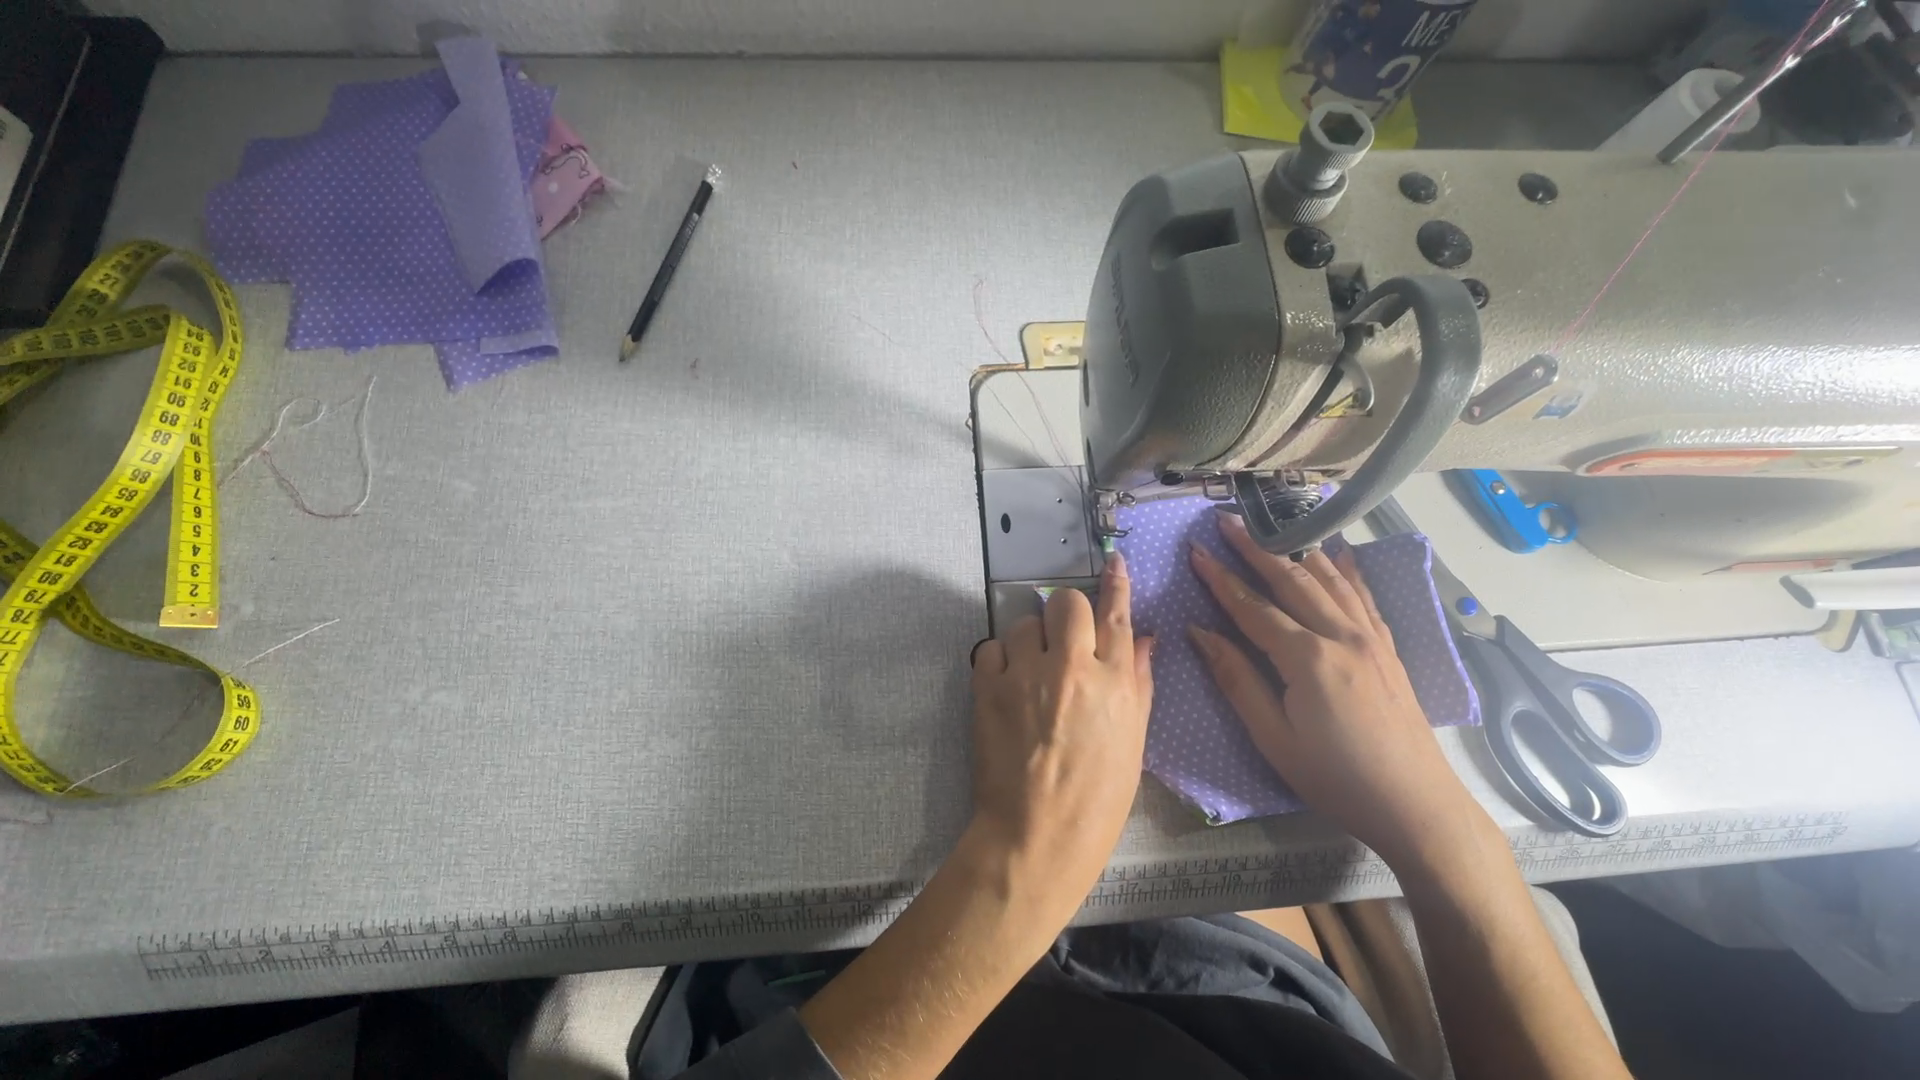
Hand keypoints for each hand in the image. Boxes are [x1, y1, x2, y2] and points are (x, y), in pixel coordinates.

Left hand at [968, 555, 1153, 920]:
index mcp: (1115, 683)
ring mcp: (1027, 674)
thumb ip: (1137, 683)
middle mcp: (1072, 668)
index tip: (1114, 562)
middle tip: (1063, 641)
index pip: (1117, 616)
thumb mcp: (1134, 742)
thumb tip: (1143, 638)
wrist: (1037, 835)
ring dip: (1030, 641)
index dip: (1117, 584)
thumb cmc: (1097, 799)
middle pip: (1066, 603)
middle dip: (1066, 614)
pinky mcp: (988, 687)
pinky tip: (1006, 686)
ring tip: (1031, 676)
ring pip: (1024, 623)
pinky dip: (998, 659)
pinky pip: (990, 647)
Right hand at [1185, 511, 1489, 867]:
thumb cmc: (1335, 778)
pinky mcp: (1389, 650)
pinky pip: (1363, 598)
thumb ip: (1237, 680)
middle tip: (1227, 522)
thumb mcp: (1274, 738)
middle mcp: (1341, 635)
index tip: (1195, 550)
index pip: (1252, 606)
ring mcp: (1371, 639)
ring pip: (1329, 581)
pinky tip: (1338, 556)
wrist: (1416, 805)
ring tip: (1272, 530)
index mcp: (1307, 658)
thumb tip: (1199, 634)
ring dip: (1296, 552)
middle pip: (1291, 580)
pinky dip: (1346, 572)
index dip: (1221, 578)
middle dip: (1256, 549)